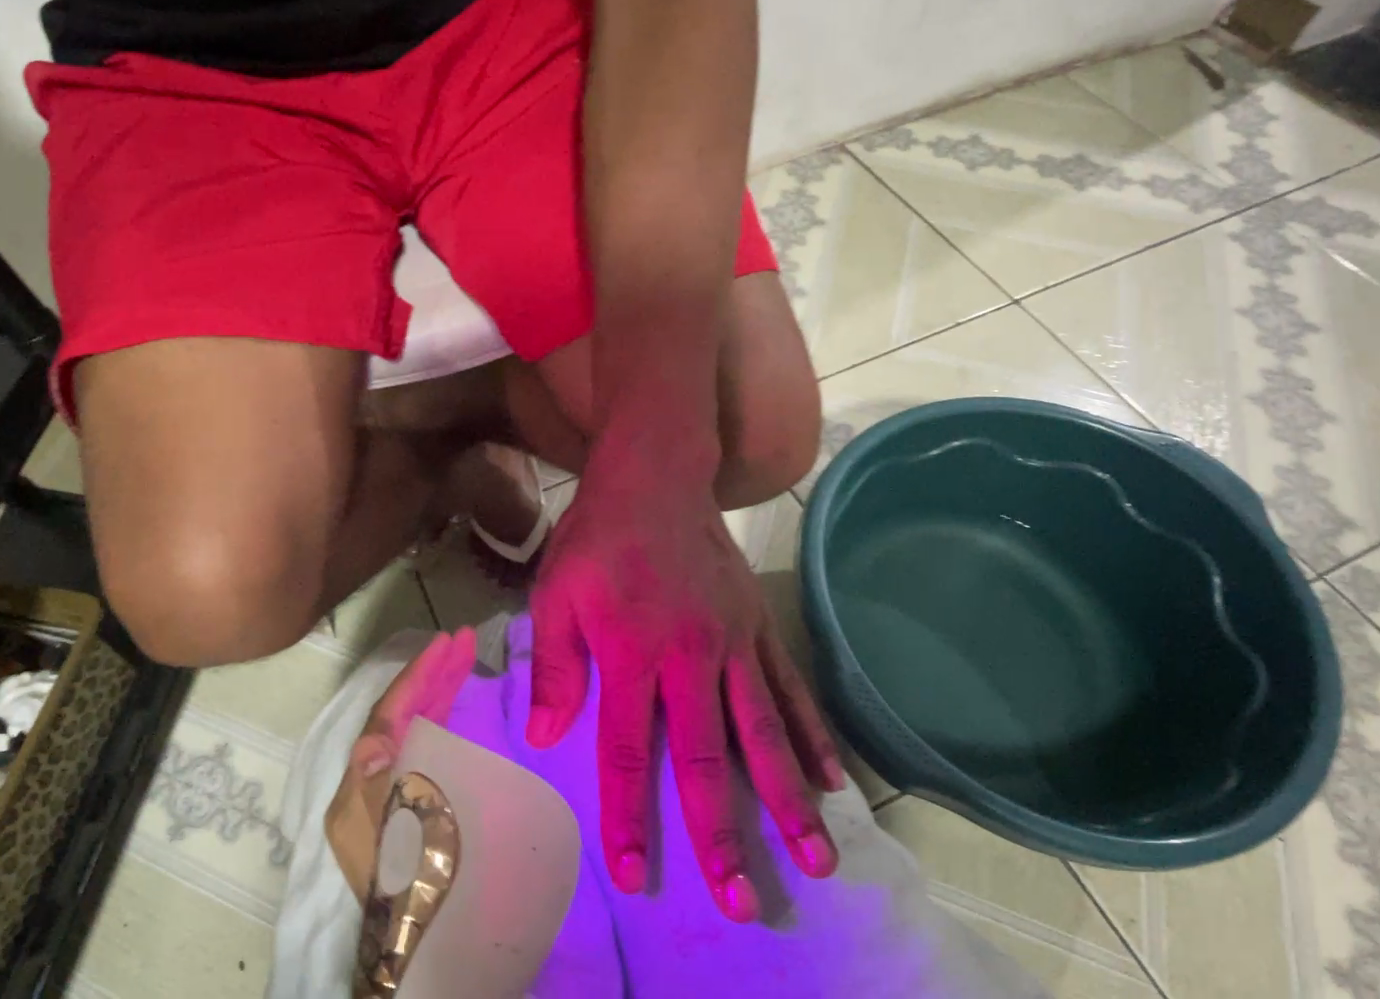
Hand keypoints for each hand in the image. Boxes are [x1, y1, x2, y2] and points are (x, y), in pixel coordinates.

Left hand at [326, 628, 477, 901]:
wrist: (414, 951)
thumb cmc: (407, 896)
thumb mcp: (389, 846)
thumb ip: (378, 796)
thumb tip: (373, 745)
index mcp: (362, 789)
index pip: (388, 717)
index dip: (417, 678)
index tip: (447, 643)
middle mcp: (374, 783)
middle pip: (401, 715)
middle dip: (432, 675)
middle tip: (465, 640)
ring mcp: (394, 793)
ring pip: (415, 729)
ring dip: (440, 692)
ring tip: (467, 658)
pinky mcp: (415, 806)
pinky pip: (427, 750)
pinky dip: (445, 722)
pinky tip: (462, 708)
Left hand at [528, 469, 844, 923]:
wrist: (653, 477)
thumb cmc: (595, 539)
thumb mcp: (555, 595)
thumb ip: (553, 667)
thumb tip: (548, 739)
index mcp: (633, 653)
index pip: (630, 753)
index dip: (629, 818)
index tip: (634, 877)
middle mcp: (693, 657)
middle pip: (710, 759)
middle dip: (723, 834)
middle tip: (743, 902)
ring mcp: (736, 642)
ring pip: (766, 734)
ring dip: (788, 801)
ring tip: (817, 861)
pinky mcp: (760, 626)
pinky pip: (791, 689)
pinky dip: (812, 737)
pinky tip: (831, 782)